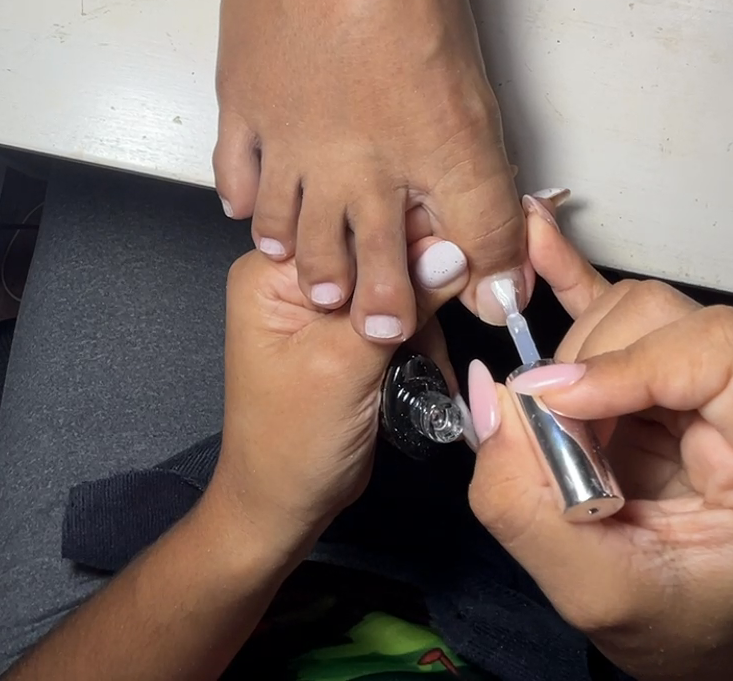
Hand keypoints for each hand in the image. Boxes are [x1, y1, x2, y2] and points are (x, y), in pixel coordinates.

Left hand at [209, 235, 472, 558]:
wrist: (285, 505)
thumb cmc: (293, 438)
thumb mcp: (343, 365)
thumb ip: (396, 306)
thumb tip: (451, 251)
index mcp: (271, 272)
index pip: (344, 228)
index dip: (402, 234)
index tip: (459, 246)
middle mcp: (294, 279)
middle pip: (371, 253)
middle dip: (416, 283)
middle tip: (462, 303)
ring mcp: (320, 306)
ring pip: (389, 285)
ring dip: (422, 320)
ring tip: (435, 359)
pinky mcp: (344, 334)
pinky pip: (391, 315)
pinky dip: (417, 339)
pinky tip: (432, 367)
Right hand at [465, 198, 732, 680]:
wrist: (692, 631)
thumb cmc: (671, 626)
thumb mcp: (597, 596)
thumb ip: (532, 508)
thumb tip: (493, 399)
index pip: (724, 351)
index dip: (629, 362)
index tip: (558, 401)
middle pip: (667, 318)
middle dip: (588, 365)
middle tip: (553, 432)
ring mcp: (712, 379)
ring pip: (629, 309)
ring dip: (571, 354)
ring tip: (557, 422)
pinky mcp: (659, 368)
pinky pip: (611, 302)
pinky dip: (569, 274)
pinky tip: (536, 240)